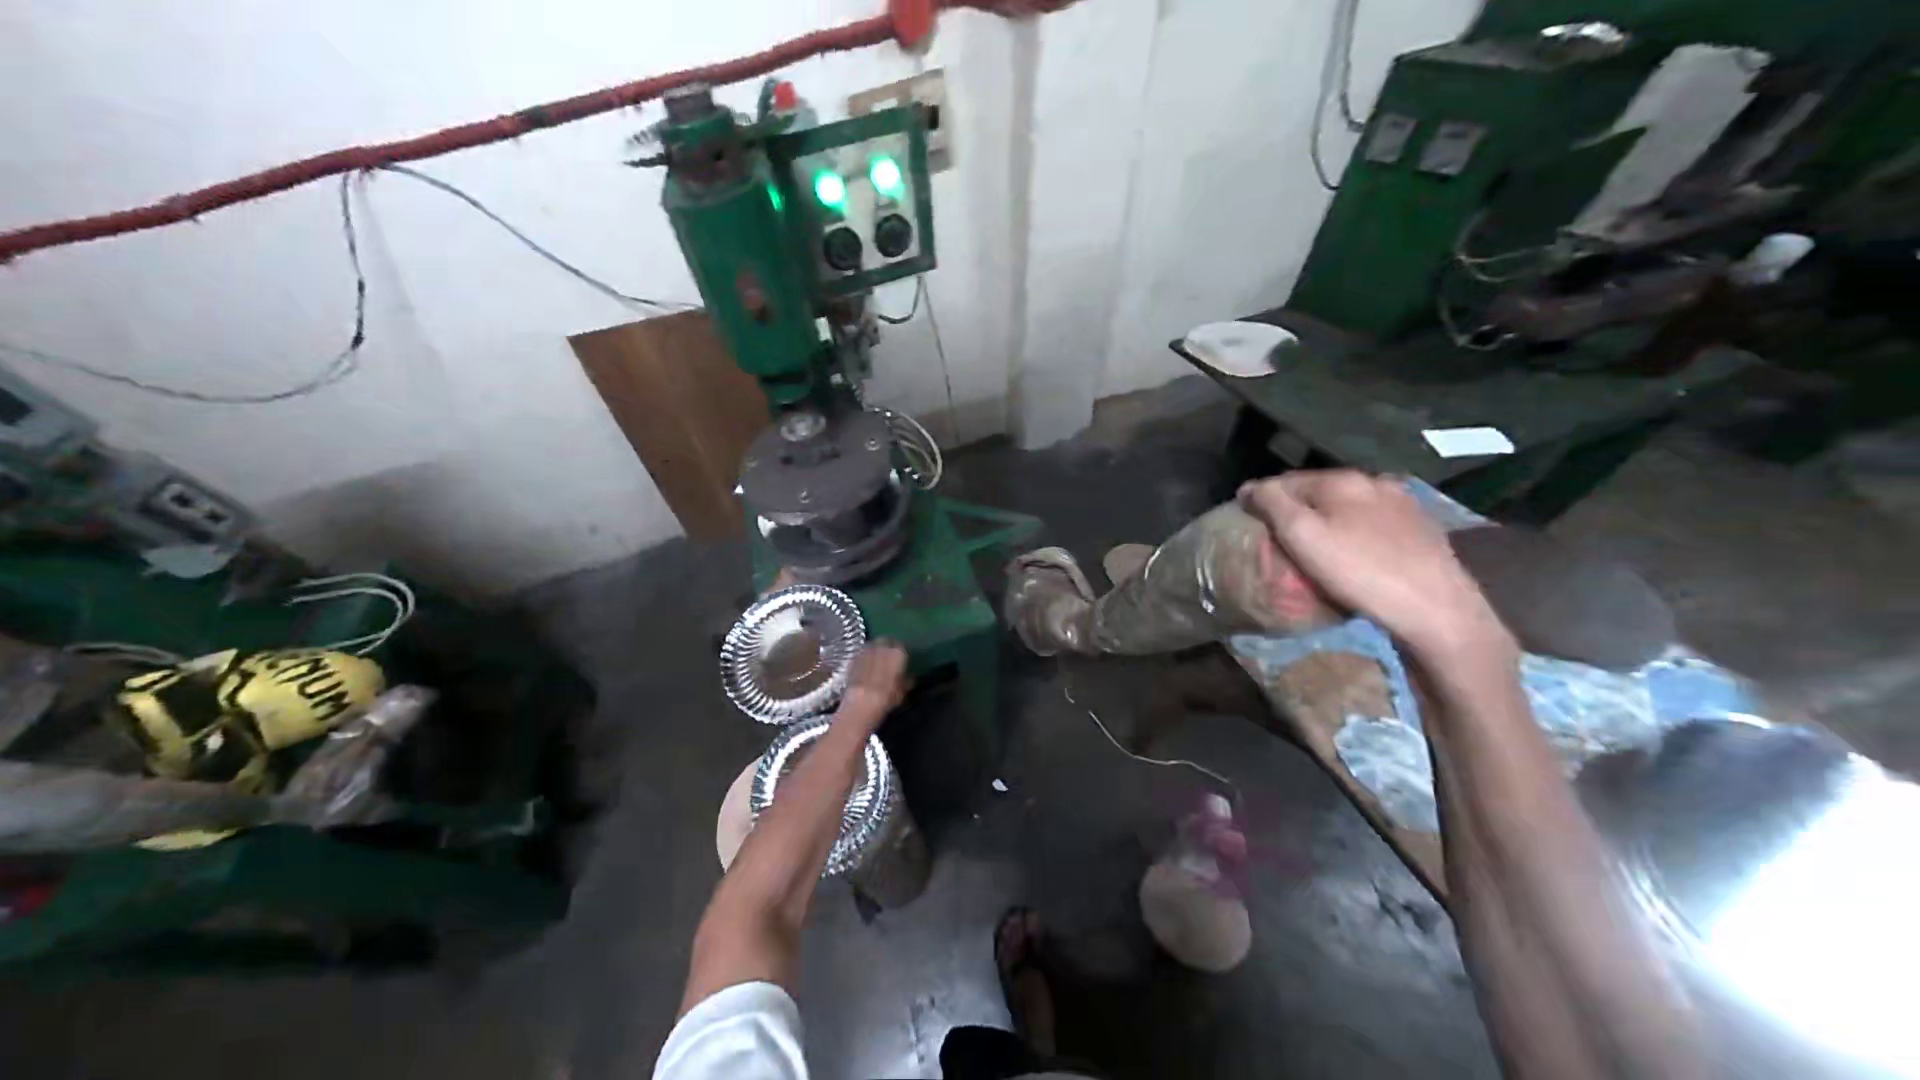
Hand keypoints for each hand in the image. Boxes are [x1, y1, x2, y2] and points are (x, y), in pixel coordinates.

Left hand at [838, 640, 908, 727]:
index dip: (899, 652)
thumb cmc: (886, 699)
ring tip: (874, 659)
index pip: (900, 646)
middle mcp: (881, 648)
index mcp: (897, 654)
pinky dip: (862, 657)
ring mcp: (865, 652)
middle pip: (884, 641)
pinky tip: (863, 666)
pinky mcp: (852, 659)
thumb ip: (906, 682)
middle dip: (886, 645)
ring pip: (871, 645)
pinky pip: (860, 654)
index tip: (899, 658)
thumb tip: (910, 679)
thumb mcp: (901, 693)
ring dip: (873, 650)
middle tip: (887, 656)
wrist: (861, 704)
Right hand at [1238, 471, 1512, 663]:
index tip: (1246, 516)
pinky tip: (1354, 552)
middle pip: (1321, 491)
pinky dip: (1356, 531)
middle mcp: (1376, 482)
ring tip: (1315, 543)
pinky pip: (1375, 523)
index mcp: (1343, 480)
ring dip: (1329, 518)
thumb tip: (1249, 486)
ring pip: (1350, 506)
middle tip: (1278, 533)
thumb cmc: (1361, 572)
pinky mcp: (1423, 530)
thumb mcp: (1303, 537)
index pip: (1288, 480)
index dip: (1263, 497)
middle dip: (1297, 507)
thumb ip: (1272, 505)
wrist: (1437, 610)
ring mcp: (1404, 505)